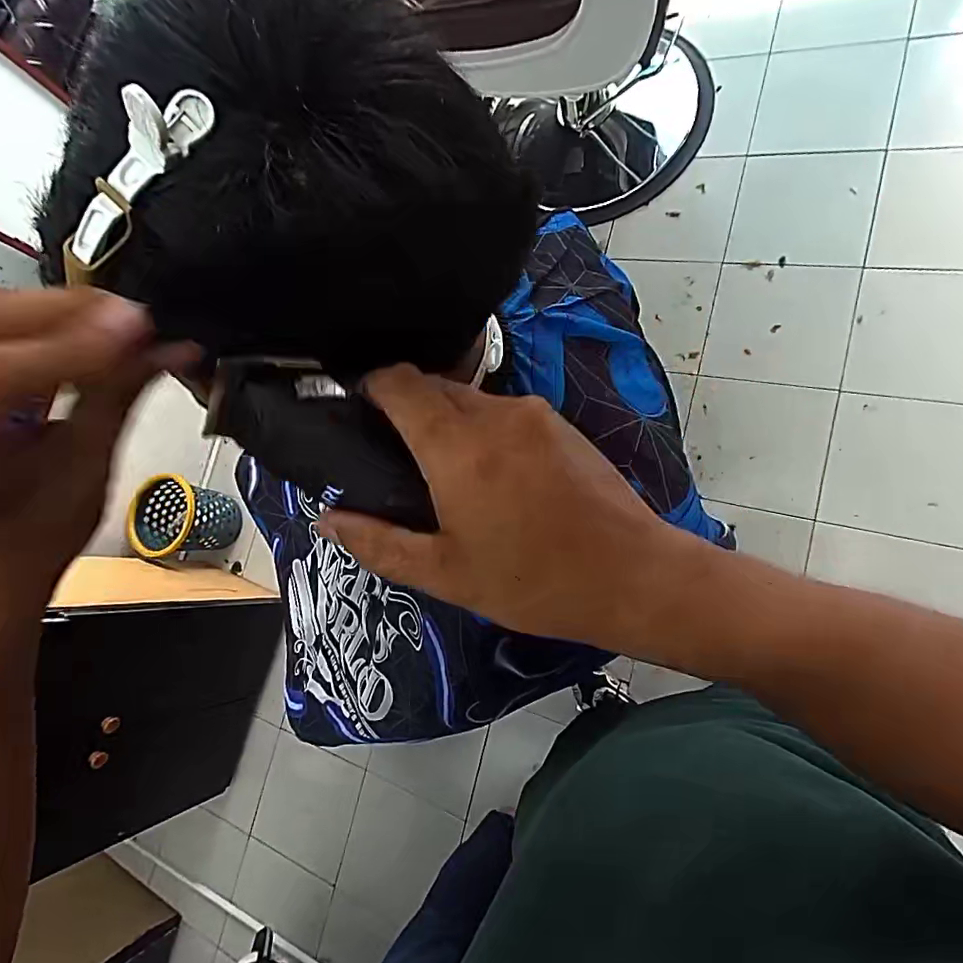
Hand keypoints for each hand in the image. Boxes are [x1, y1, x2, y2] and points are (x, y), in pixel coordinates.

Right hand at [317, 365, 708, 647]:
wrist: (632, 575)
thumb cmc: (536, 581)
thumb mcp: (448, 575)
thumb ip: (380, 543)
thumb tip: (330, 519)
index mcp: (459, 446)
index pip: (399, 382)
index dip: (370, 388)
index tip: (356, 414)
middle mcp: (499, 415)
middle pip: (436, 387)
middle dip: (410, 411)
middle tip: (400, 462)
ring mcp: (539, 415)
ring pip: (476, 401)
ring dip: (453, 426)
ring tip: (451, 479)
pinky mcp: (567, 426)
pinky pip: (511, 416)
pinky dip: (491, 434)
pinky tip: (499, 479)